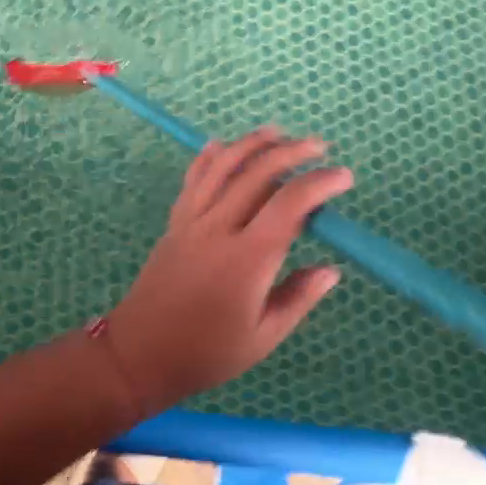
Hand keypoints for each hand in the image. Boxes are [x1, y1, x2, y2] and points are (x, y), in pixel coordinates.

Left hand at [102, 126, 353, 413]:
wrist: (141, 350)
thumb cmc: (208, 351)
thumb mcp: (264, 336)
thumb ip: (298, 297)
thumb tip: (332, 269)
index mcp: (247, 258)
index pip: (289, 204)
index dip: (319, 183)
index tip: (343, 177)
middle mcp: (219, 227)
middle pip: (257, 173)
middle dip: (291, 152)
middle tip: (319, 147)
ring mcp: (192, 219)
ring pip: (223, 166)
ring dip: (251, 143)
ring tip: (277, 133)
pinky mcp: (175, 221)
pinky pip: (194, 178)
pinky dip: (210, 157)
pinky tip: (222, 145)